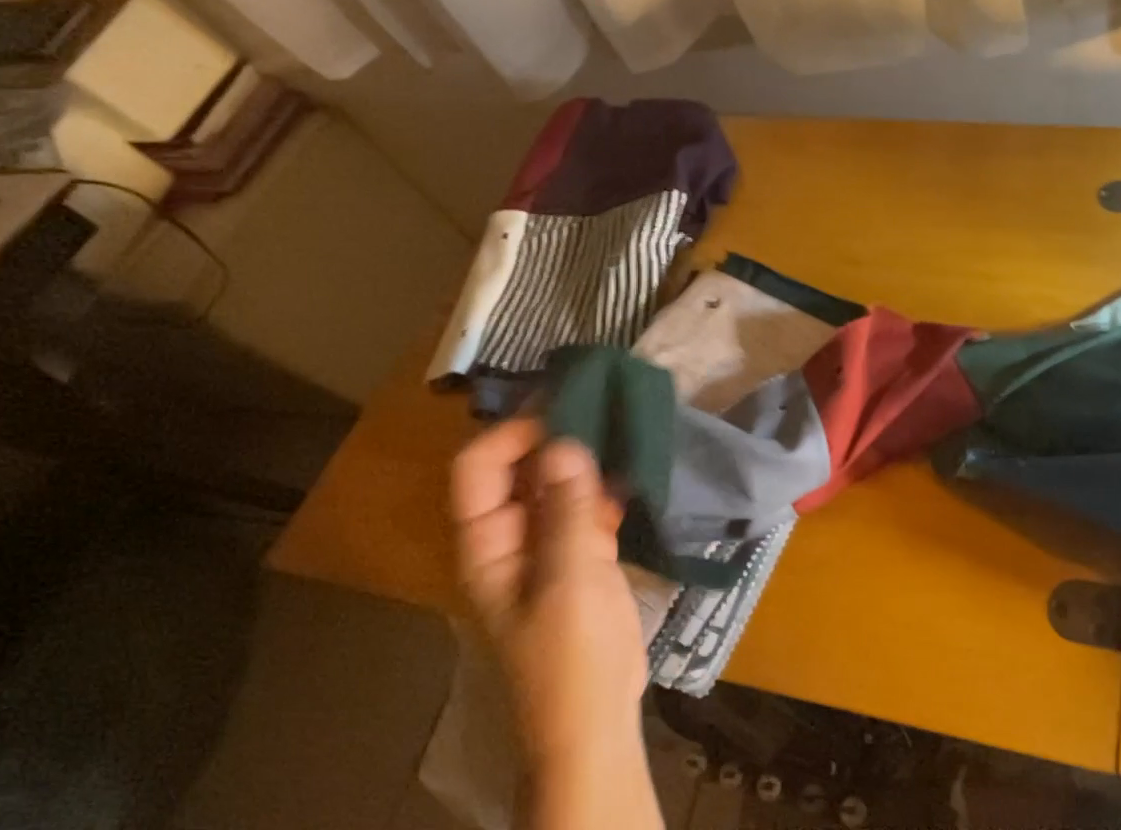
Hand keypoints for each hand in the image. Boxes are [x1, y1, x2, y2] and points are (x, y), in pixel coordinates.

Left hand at [451, 419, 659, 829]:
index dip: (513, 434)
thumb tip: (566, 441)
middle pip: (523, 470)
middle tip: (606, 402)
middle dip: (557, 436)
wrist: (595, 716)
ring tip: (629, 424)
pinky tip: (640, 467)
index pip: (480, 470)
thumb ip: (567, 510)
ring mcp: (551, 545)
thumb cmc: (569, 653)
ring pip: (561, 485)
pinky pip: (591, 507)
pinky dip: (611, 486)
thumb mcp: (568, 579)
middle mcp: (513, 535)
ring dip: (589, 457)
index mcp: (488, 543)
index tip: (564, 408)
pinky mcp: (585, 557)